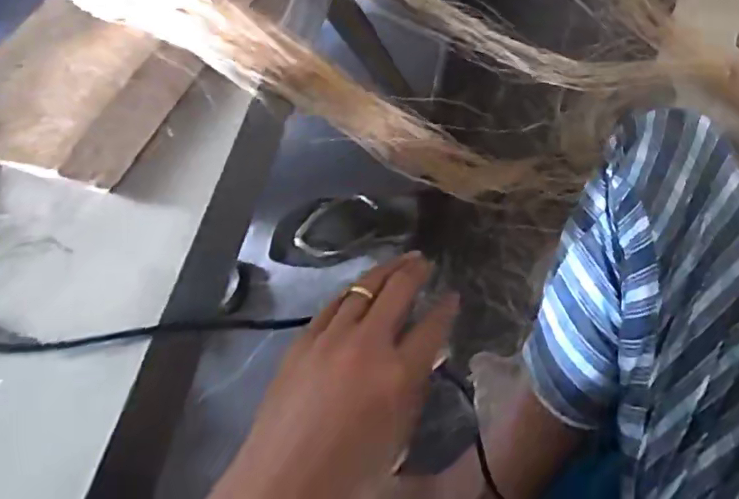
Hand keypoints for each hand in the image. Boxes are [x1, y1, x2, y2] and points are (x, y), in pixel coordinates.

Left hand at [211, 254, 458, 498]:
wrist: (285, 482)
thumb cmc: (350, 474)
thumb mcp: (397, 438)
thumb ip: (414, 392)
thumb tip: (422, 358)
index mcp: (397, 375)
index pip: (431, 328)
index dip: (445, 309)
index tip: (452, 295)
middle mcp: (367, 345)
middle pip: (397, 292)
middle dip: (415, 272)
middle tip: (424, 261)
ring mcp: (331, 337)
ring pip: (363, 288)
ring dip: (384, 271)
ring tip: (398, 262)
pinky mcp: (304, 338)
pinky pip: (333, 304)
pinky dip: (351, 292)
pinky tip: (358, 288)